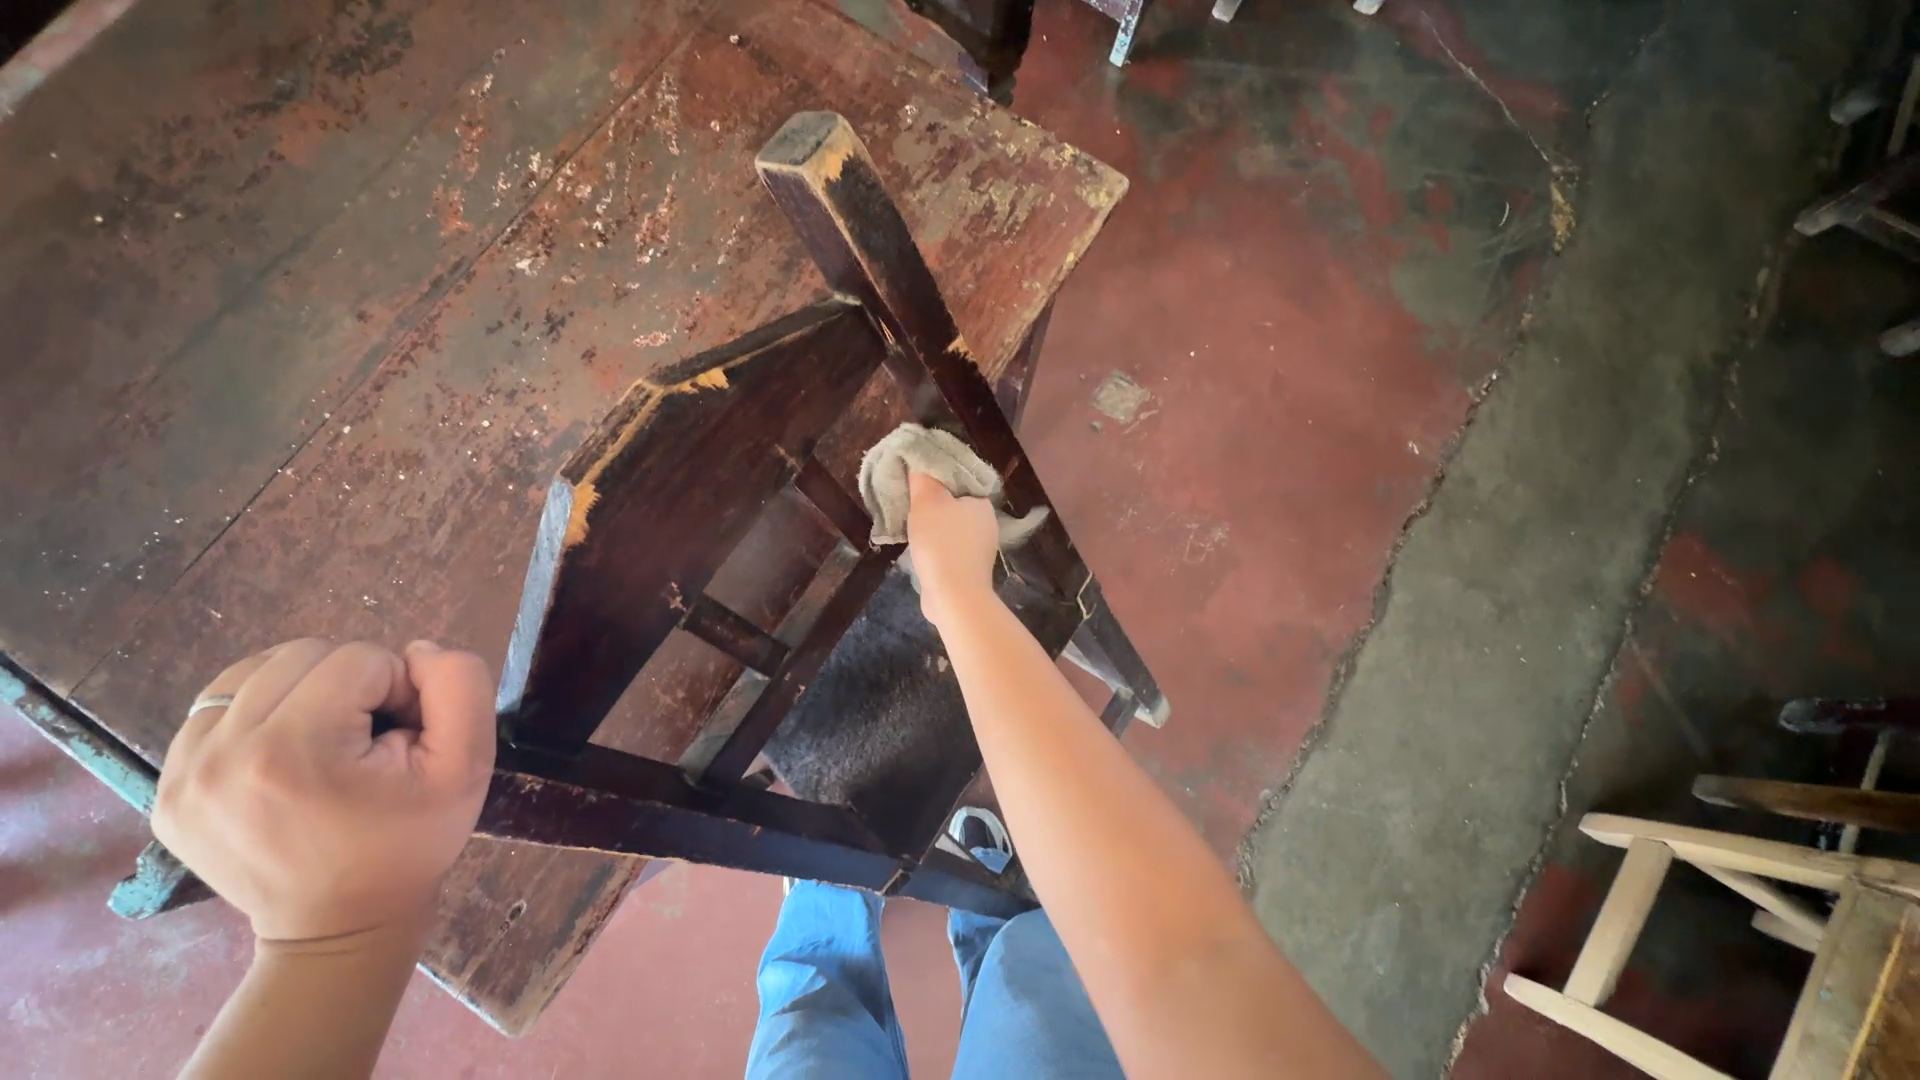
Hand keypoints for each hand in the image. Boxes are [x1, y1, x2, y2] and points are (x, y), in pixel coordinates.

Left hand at [153, 639, 496, 942]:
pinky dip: (262, 713)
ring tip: (330, 739)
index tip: (403, 741)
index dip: (400, 689)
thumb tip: (416, 652)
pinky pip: (216, 708)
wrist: (340, 926)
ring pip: (255, 671)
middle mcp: (220, 754)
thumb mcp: (468, 765)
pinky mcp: (164, 789)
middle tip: (372, 739)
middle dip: (352, 683)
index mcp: (294, 749)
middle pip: (304, 654)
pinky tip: (289, 751)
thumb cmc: (412, 844)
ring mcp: (181, 773)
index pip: (361, 658)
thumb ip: (460, 687)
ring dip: (305, 690)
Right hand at [906, 470, 999, 629]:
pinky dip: (935, 549)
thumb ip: (923, 478)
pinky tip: (920, 551)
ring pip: (951, 530)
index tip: (916, 484)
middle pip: (954, 507)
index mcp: (982, 504)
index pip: (960, 482)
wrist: (954, 596)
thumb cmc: (942, 542)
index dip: (937, 481)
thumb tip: (919, 463)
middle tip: (909, 506)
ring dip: (933, 530)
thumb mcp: (927, 501)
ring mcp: (979, 551)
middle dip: (933, 507)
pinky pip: (948, 551)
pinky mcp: (968, 571)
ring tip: (911, 528)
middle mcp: (986, 526)